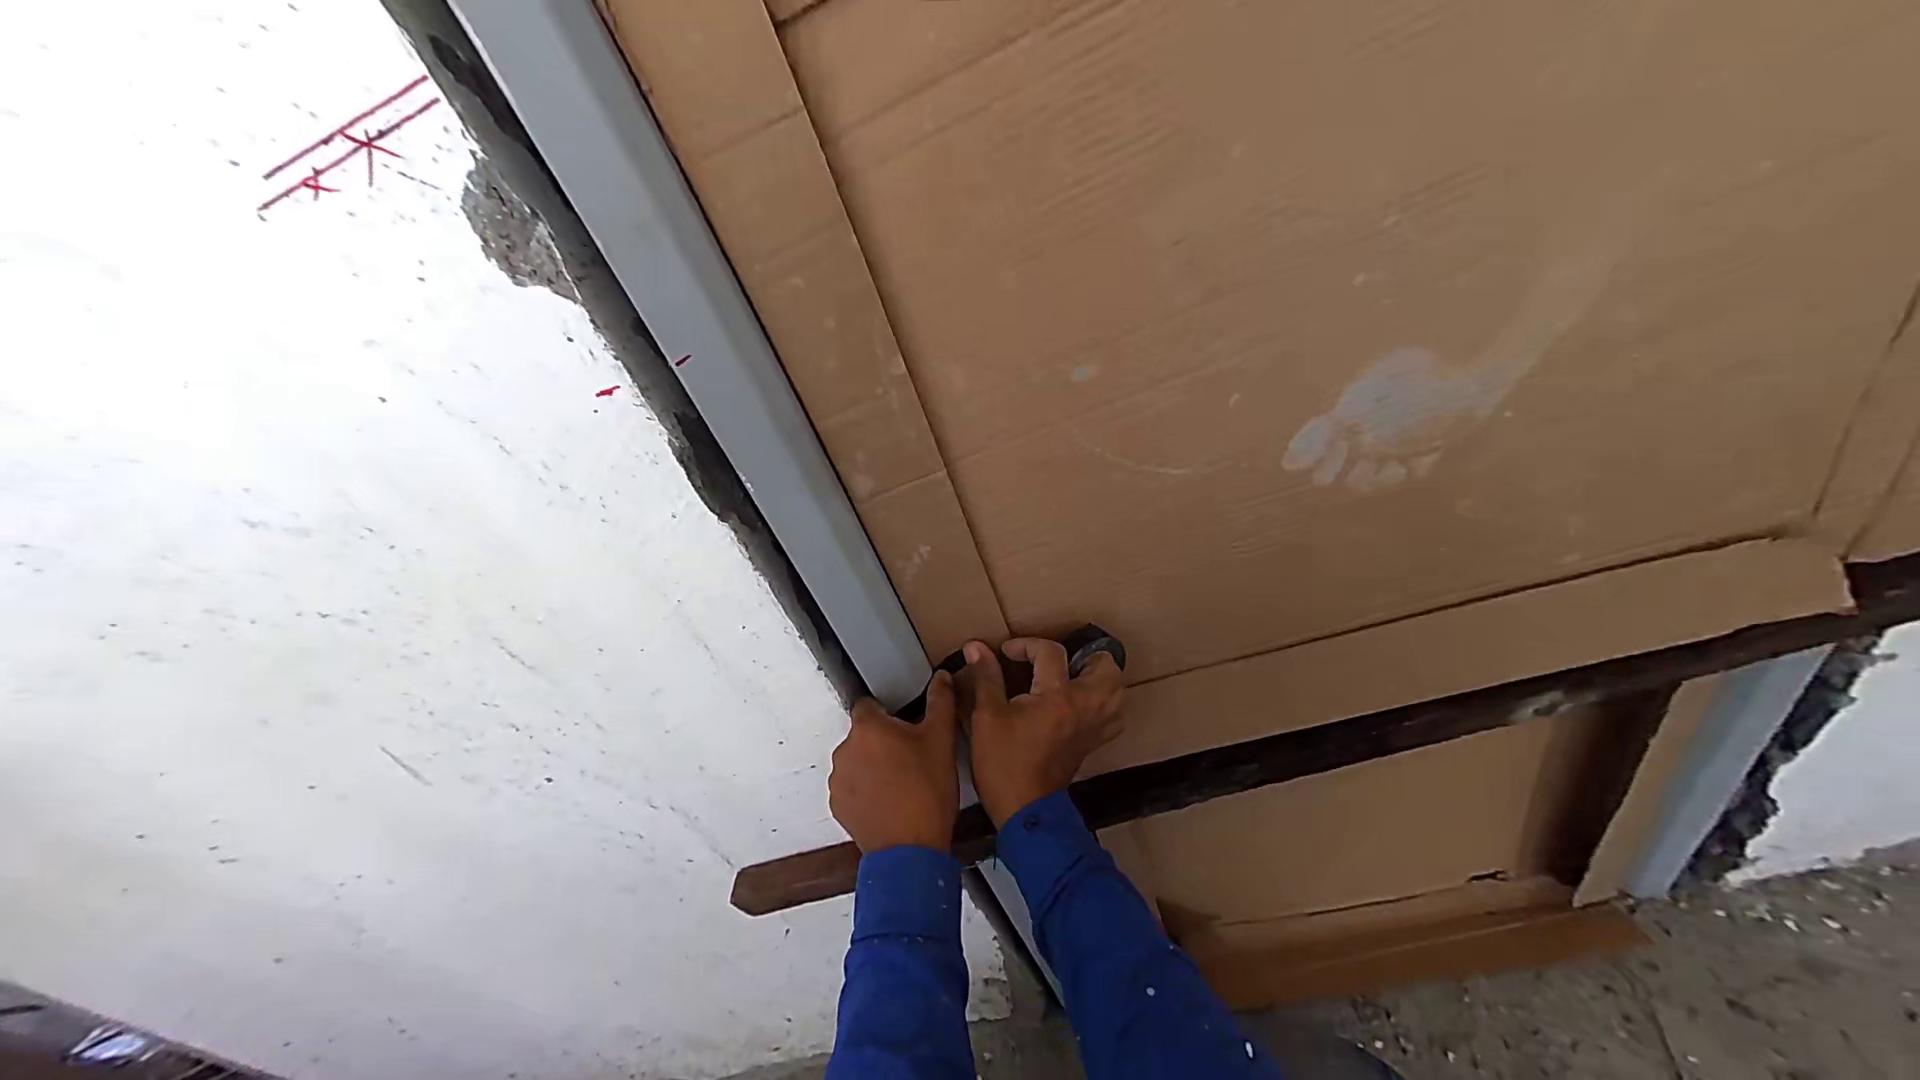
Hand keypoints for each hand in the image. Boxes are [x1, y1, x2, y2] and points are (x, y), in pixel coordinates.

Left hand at [828, 672, 959, 852]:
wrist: (911, 849)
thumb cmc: (926, 792)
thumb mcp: (941, 740)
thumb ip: (940, 702)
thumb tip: (942, 678)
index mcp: (868, 727)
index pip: (869, 704)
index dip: (889, 712)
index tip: (905, 724)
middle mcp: (845, 750)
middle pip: (864, 734)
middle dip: (884, 741)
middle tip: (912, 756)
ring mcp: (839, 780)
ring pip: (858, 761)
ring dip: (874, 765)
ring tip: (904, 781)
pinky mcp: (839, 806)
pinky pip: (852, 787)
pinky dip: (867, 790)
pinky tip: (892, 800)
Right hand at [962, 638, 1125, 827]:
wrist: (1025, 809)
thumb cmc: (1003, 763)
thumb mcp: (987, 716)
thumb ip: (986, 677)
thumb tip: (975, 646)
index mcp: (1058, 697)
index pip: (1051, 652)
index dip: (1026, 645)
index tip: (1007, 653)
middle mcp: (1086, 707)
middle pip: (1106, 665)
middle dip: (1081, 655)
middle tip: (1054, 661)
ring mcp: (1096, 726)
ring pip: (1117, 688)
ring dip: (1097, 675)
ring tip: (1070, 676)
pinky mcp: (1096, 741)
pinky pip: (1114, 712)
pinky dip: (1103, 700)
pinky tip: (1079, 702)